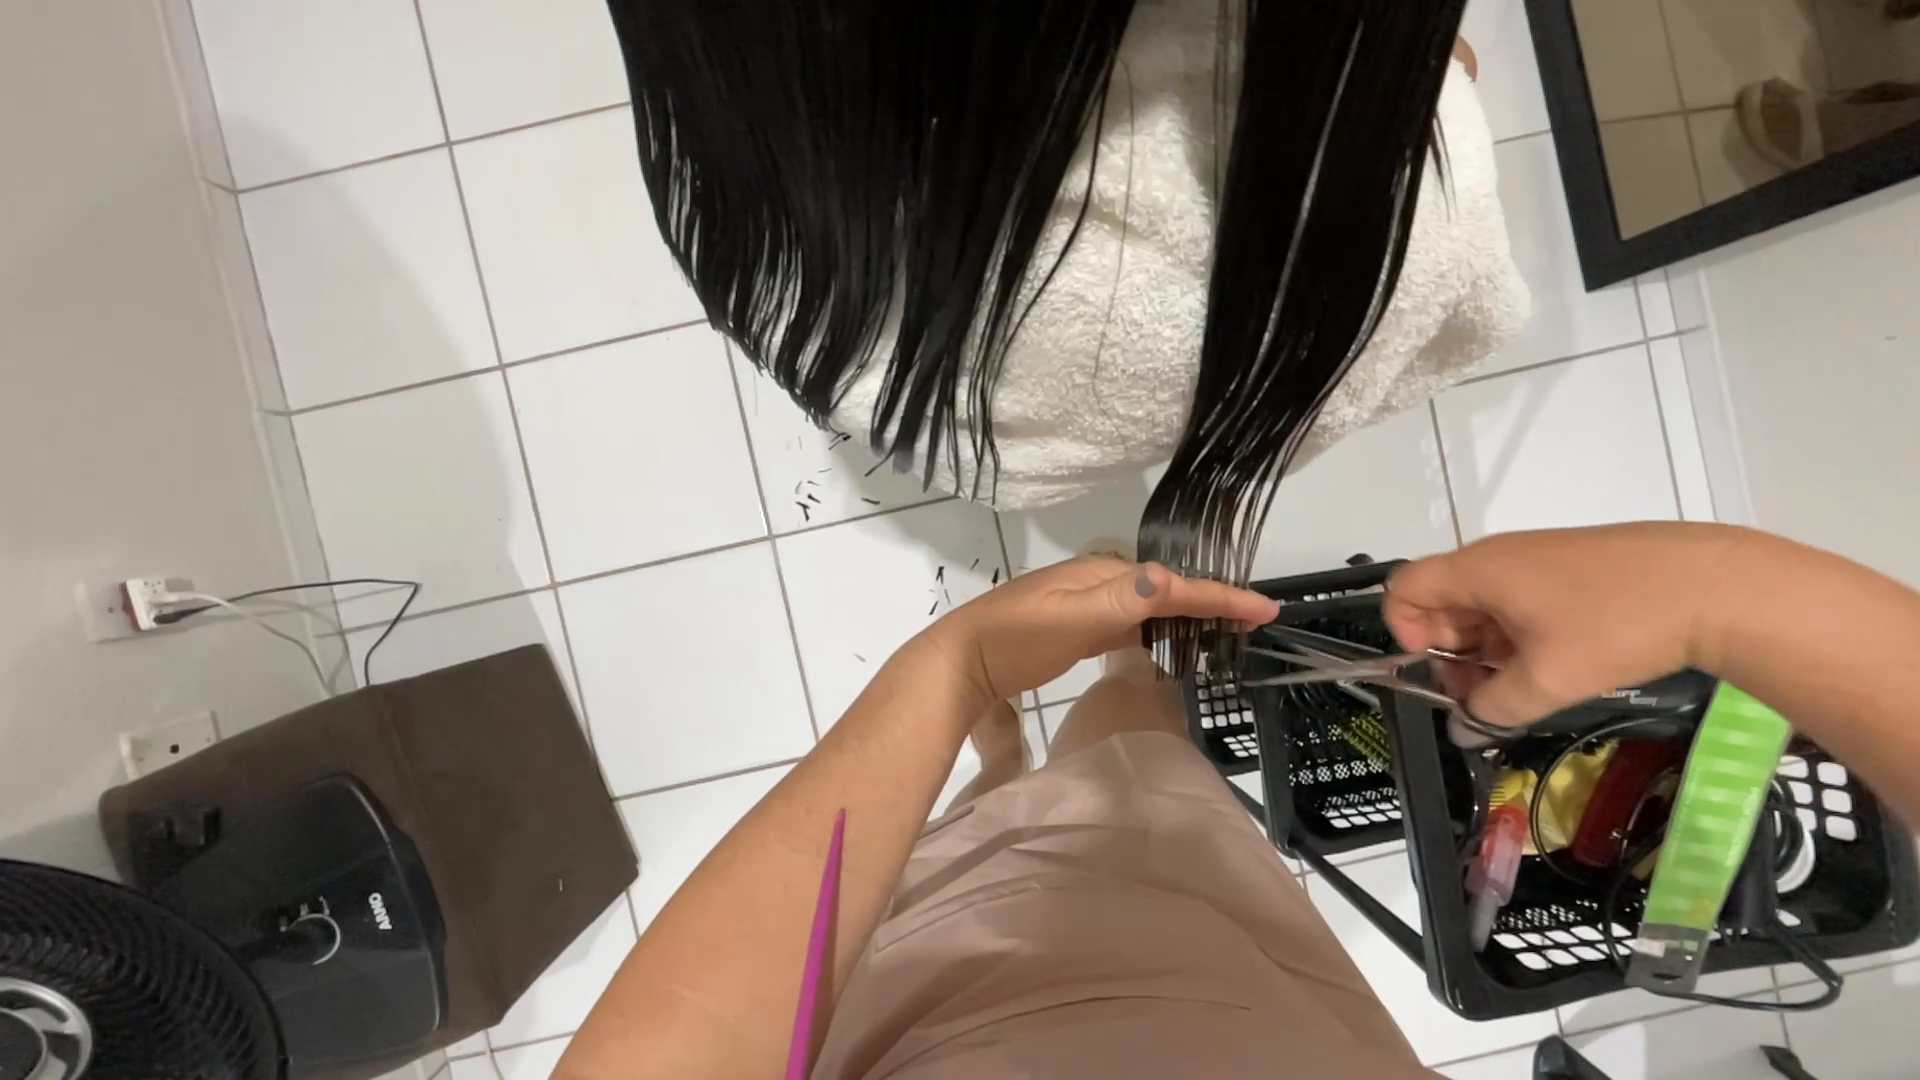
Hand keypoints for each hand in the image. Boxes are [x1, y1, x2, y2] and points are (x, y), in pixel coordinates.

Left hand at [923, 557, 1280, 703]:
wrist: (964, 660)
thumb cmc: (1015, 639)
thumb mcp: (1069, 620)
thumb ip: (1119, 600)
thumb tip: (1167, 578)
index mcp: (1103, 575)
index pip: (1173, 584)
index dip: (1219, 596)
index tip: (1265, 609)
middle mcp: (1100, 582)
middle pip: (1167, 589)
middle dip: (1211, 600)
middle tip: (1255, 619)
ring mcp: (1089, 604)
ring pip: (1151, 605)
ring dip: (1188, 614)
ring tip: (1226, 629)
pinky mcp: (1080, 627)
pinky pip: (1132, 622)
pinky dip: (1158, 628)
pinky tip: (1169, 641)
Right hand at [1382, 522, 1750, 731]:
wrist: (1723, 586)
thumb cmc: (1617, 625)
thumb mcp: (1549, 679)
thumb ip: (1494, 708)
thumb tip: (1467, 727)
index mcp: (1476, 571)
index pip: (1403, 589)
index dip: (1403, 630)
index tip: (1438, 666)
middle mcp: (1496, 556)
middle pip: (1441, 599)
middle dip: (1449, 648)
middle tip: (1482, 690)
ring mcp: (1536, 557)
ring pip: (1483, 603)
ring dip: (1487, 645)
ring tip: (1525, 682)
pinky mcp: (1571, 564)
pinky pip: (1520, 598)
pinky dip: (1520, 632)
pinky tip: (1558, 661)